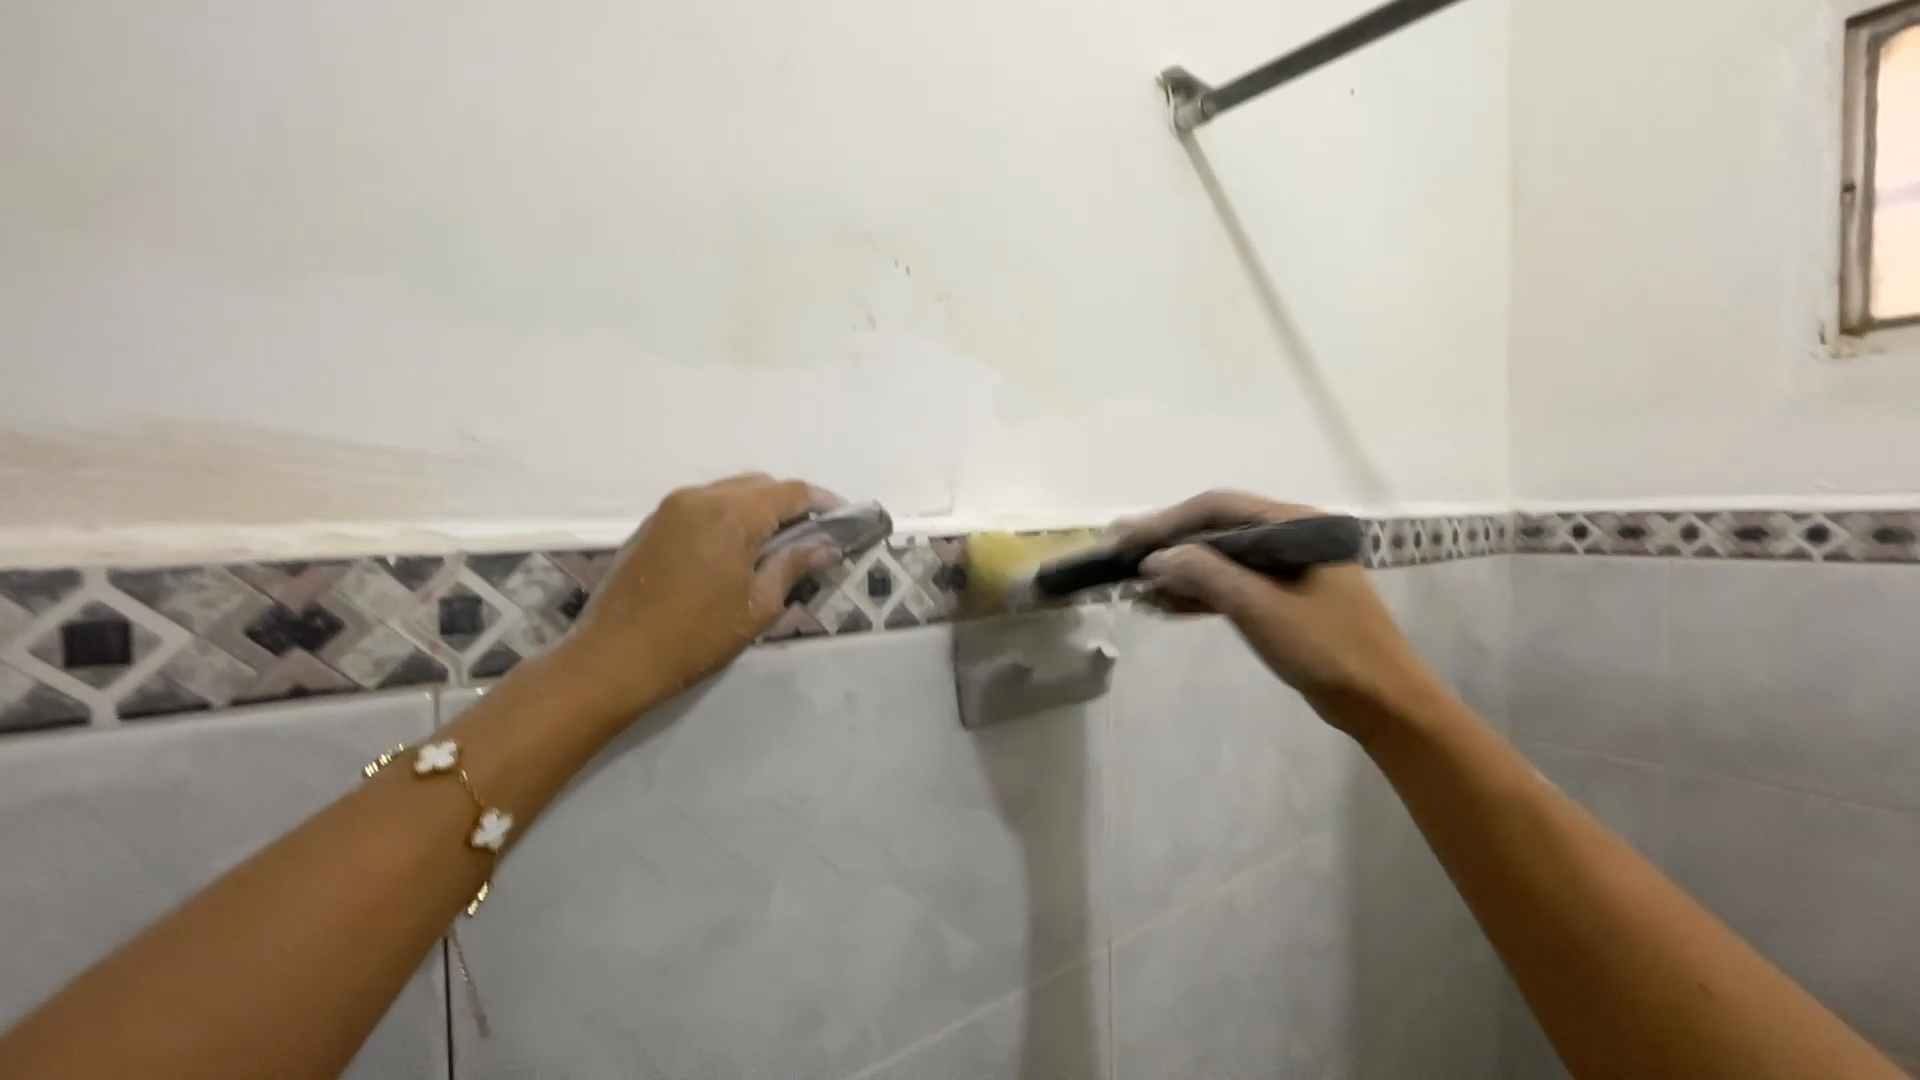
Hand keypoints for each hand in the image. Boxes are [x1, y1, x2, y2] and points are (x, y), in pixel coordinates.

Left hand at [554, 474, 845, 715]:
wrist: (613, 658)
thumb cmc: (695, 637)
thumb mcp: (757, 607)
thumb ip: (793, 566)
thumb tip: (825, 546)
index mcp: (731, 514)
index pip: (791, 492)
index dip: (823, 502)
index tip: (845, 517)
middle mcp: (701, 497)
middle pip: (760, 484)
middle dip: (791, 503)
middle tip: (813, 534)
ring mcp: (672, 507)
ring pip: (730, 491)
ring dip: (759, 507)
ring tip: (778, 541)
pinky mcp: (653, 523)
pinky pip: (704, 504)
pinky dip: (730, 515)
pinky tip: (738, 546)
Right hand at [1115, 490, 1437, 743]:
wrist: (1382, 703)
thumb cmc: (1327, 648)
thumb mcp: (1260, 608)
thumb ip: (1206, 574)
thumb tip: (1155, 558)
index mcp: (1296, 525)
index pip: (1218, 508)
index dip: (1167, 521)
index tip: (1125, 537)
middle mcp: (1291, 537)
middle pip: (1217, 530)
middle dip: (1168, 544)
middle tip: (1120, 552)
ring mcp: (1288, 569)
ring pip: (1221, 560)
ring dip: (1180, 572)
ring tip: (1134, 583)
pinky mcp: (1283, 599)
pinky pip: (1232, 586)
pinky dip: (1200, 594)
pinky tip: (1164, 604)